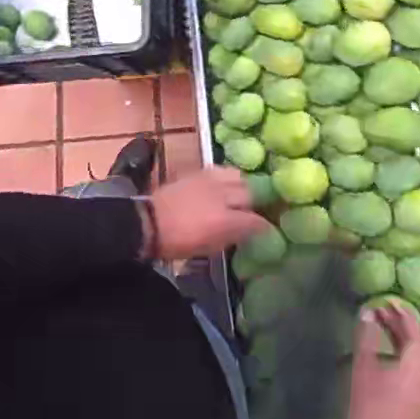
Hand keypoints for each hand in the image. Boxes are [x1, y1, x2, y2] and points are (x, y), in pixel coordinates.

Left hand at [144, 166, 269, 259]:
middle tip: (259, 211)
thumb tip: (250, 231)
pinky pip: (222, 171)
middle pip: (250, 193)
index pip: (256, 221)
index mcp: (225, 220)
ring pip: (238, 176)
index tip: (270, 231)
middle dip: (258, 203)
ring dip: (244, 186)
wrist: (149, 222)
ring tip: (244, 195)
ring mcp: (209, 181)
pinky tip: (227, 186)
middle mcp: (221, 196)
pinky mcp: (198, 172)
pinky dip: (229, 178)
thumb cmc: (178, 242)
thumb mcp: (209, 247)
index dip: (266, 227)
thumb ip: (233, 236)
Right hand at [345, 299, 419, 418]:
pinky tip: (384, 354)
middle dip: (401, 326)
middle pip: (419, 348)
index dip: (406, 315)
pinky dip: (401, 356)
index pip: (418, 336)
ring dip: (401, 340)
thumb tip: (369, 312)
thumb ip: (367, 337)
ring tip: (381, 325)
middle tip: (382, 309)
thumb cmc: (367, 407)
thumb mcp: (363, 367)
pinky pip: (413, 373)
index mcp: (416, 371)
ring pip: (416, 360)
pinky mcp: (416, 408)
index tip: (391, 299)